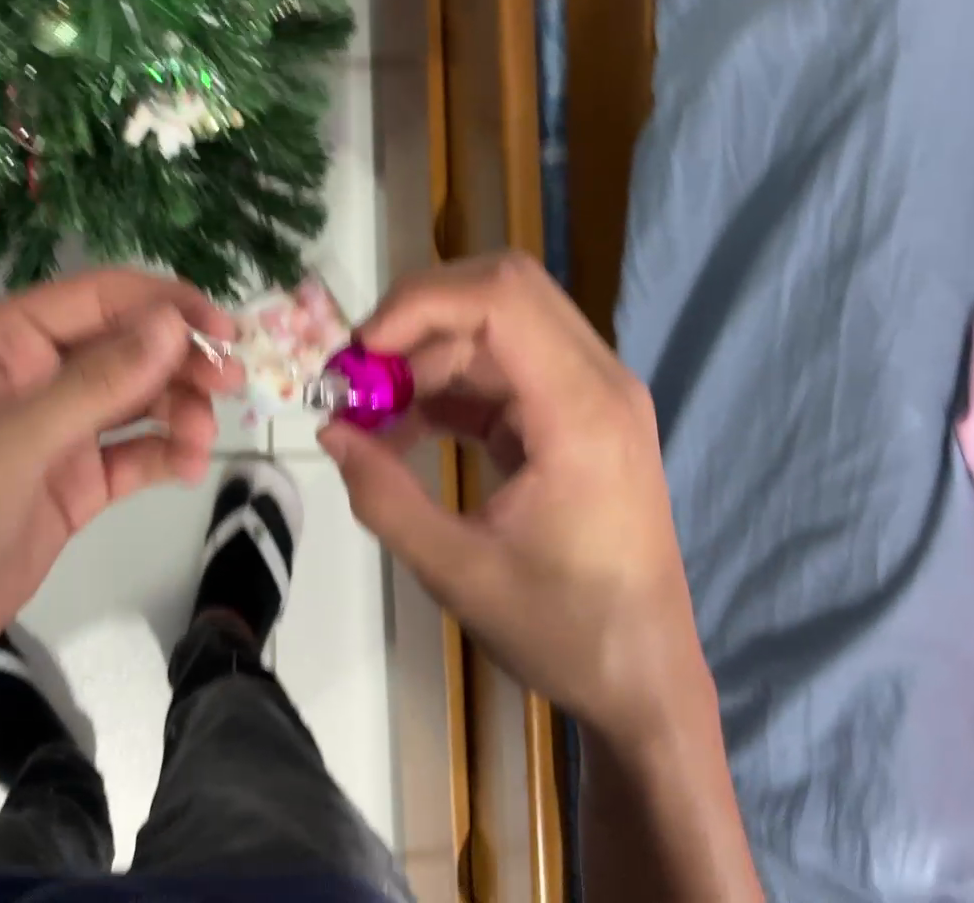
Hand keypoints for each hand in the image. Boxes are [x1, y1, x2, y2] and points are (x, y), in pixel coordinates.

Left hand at [0, 268, 240, 685]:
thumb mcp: (16, 442)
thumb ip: (98, 381)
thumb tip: (172, 322)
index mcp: (4, 343)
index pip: (98, 300)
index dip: (164, 306)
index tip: (224, 330)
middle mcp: (31, 377)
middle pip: (123, 348)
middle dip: (178, 361)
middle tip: (232, 384)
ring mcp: (51, 433)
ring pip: (132, 401)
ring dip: (176, 410)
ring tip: (205, 438)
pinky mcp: (68, 484)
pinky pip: (127, 455)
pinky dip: (161, 455)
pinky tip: (189, 466)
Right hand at [318, 255, 705, 745]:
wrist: (644, 681)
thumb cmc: (562, 631)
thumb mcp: (455, 571)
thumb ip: (383, 495)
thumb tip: (330, 431)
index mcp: (581, 412)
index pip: (499, 299)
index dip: (416, 306)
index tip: (356, 359)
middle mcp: (596, 383)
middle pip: (500, 291)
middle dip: (414, 319)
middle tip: (356, 375)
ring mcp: (589, 397)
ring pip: (493, 328)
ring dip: (422, 357)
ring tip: (366, 414)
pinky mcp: (572, 418)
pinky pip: (499, 370)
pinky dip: (444, 386)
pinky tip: (402, 431)